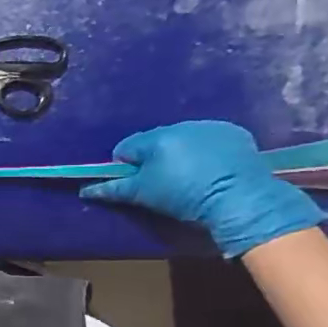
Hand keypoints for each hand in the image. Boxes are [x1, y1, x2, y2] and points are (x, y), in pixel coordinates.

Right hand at [79, 121, 326, 256]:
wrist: (242, 200)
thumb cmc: (185, 197)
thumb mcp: (144, 195)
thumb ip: (114, 189)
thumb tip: (85, 190)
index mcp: (155, 138)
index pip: (126, 148)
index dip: (126, 167)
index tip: (137, 184)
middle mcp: (180, 126)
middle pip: (155, 141)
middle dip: (154, 158)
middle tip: (163, 184)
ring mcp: (209, 127)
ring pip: (182, 138)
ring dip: (180, 153)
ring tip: (190, 177)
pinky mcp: (234, 133)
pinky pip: (210, 139)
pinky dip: (207, 151)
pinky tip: (213, 169)